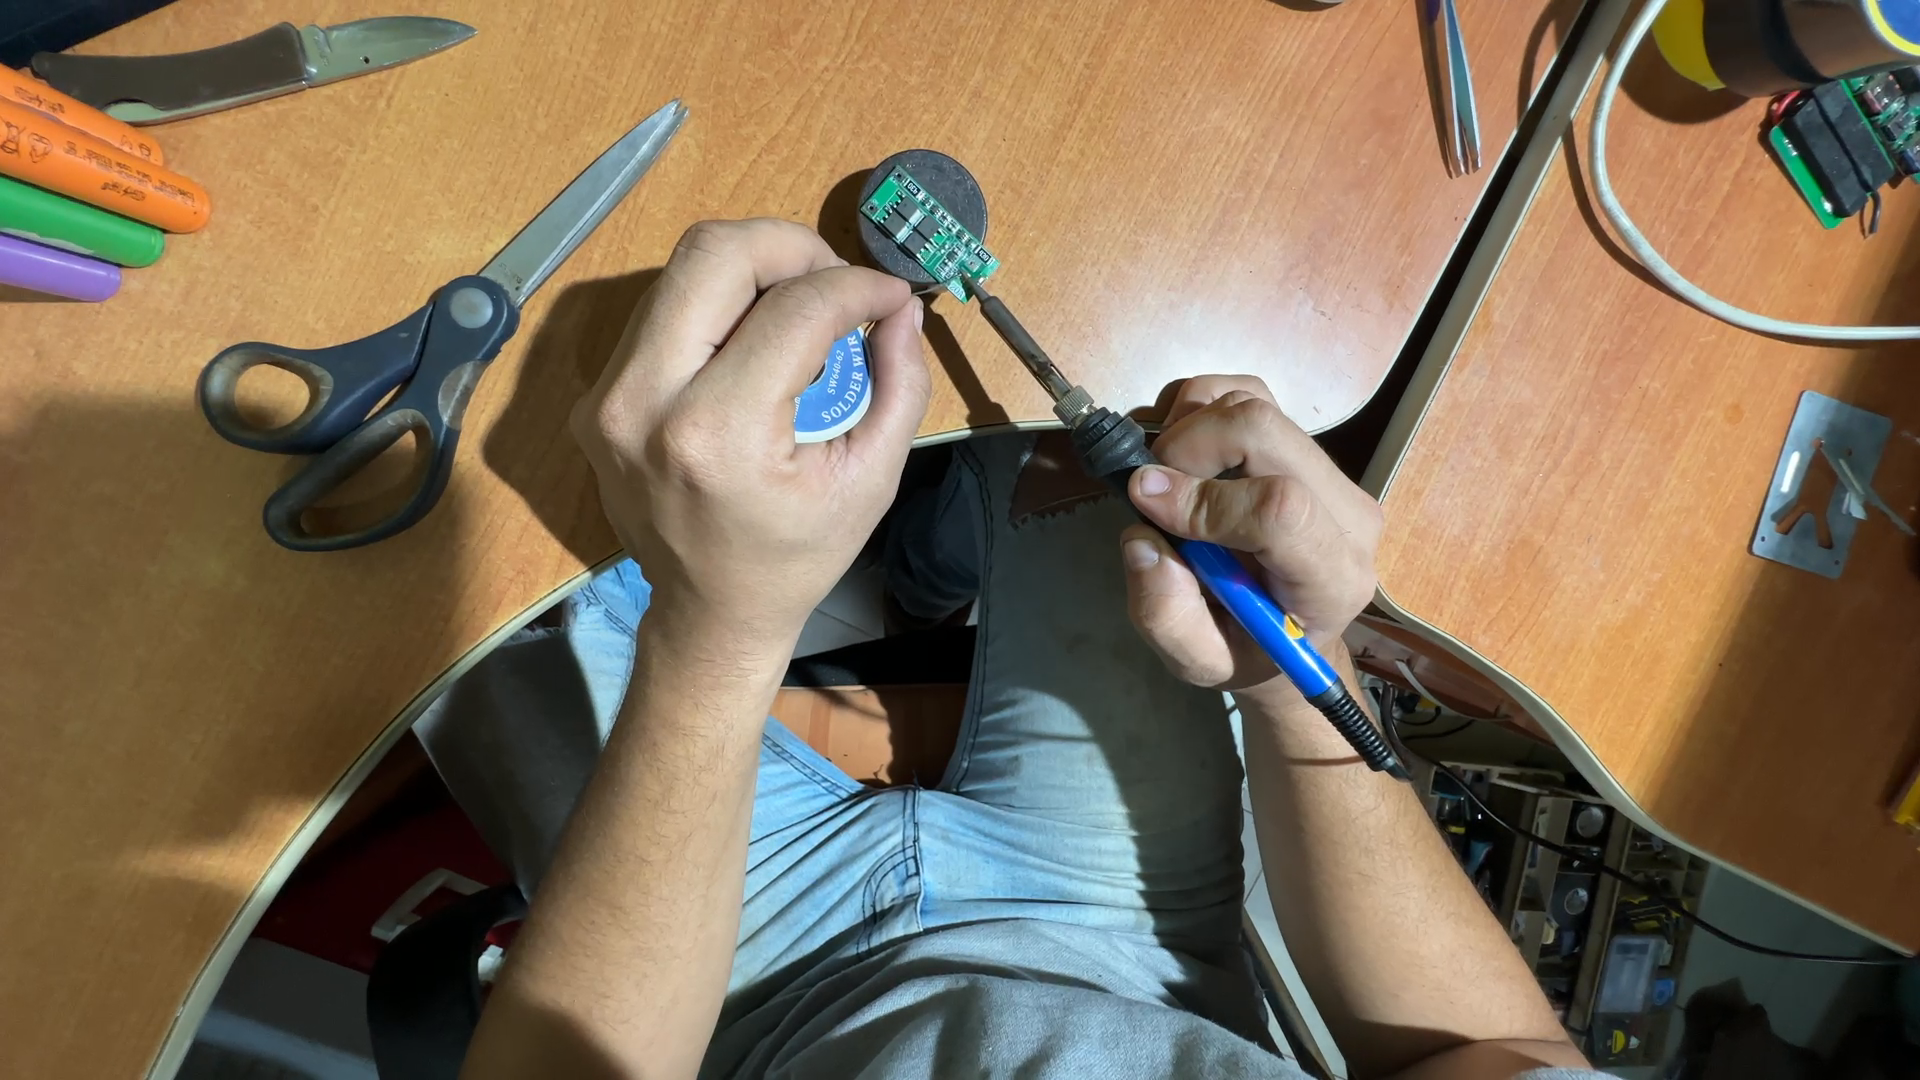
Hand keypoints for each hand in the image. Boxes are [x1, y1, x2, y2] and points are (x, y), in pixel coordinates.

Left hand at [571, 219, 930, 657]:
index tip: (889, 296)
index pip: (793, 311)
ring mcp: (604, 398)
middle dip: (791, 246)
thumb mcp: (870, 483)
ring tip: (802, 317)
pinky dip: (719, 309)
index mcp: (719, 434)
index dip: (855, 287)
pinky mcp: (593, 399)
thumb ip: (899, 388)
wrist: (710, 613)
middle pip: (713, 254)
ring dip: (755, 274)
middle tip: (836, 282)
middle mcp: (642, 402)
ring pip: (681, 274)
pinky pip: (662, 314)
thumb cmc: (797, 558)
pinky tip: (755, 348)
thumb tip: (902, 311)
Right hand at [1119, 376, 1380, 706]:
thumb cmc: (1244, 650)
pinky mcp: (1303, 442)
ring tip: (1171, 479)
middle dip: (1184, 450)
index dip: (1201, 499)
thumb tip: (1141, 537)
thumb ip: (1167, 616)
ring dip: (1187, 429)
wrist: (1286, 628)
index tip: (1144, 501)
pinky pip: (1246, 392)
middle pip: (1261, 429)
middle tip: (1153, 492)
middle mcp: (1344, 512)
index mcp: (1330, 577)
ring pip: (1250, 401)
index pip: (1280, 509)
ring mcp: (1329, 469)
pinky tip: (1185, 458)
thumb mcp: (1198, 662)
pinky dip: (1197, 410)